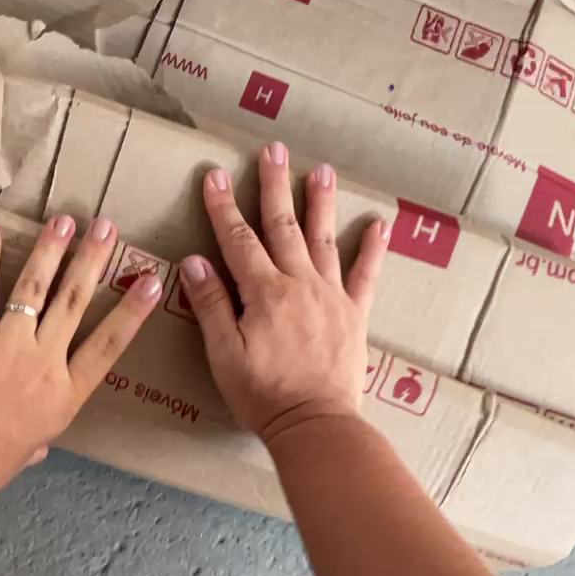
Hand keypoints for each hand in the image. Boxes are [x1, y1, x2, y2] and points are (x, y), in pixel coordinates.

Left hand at [0, 215, 162, 496]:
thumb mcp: (29, 449)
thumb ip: (39, 436)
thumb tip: (36, 445)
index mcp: (66, 392)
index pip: (109, 344)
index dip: (132, 311)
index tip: (151, 281)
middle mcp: (44, 360)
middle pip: (75, 301)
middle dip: (92, 260)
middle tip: (106, 227)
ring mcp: (9, 342)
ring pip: (35, 287)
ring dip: (51, 250)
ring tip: (63, 220)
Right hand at [176, 142, 387, 443]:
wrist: (316, 425)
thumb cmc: (262, 394)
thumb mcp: (224, 353)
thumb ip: (213, 305)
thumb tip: (194, 262)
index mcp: (263, 293)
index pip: (237, 240)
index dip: (223, 207)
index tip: (214, 175)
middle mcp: (299, 284)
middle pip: (283, 226)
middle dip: (274, 186)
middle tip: (274, 150)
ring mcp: (331, 296)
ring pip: (324, 239)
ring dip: (320, 202)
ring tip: (321, 170)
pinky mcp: (355, 314)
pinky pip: (366, 275)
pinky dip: (373, 248)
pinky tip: (380, 224)